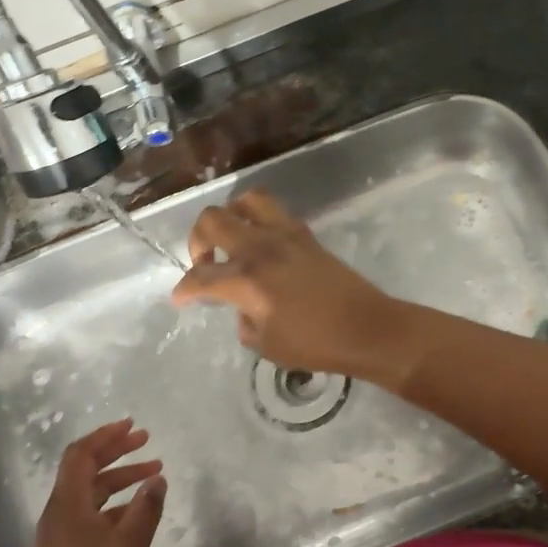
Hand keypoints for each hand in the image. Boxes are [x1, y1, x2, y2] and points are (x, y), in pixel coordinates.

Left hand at [11, 419, 165, 546]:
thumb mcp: (130, 544)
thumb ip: (146, 507)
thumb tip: (157, 478)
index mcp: (67, 503)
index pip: (81, 454)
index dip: (106, 436)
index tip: (134, 426)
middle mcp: (58, 513)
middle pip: (84, 471)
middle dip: (116, 453)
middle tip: (147, 442)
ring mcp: (58, 536)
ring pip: (89, 494)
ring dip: (118, 480)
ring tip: (152, 477)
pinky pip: (88, 515)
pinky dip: (113, 505)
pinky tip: (135, 514)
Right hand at [170, 190, 414, 382]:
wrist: (367, 327)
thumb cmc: (316, 345)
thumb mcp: (266, 344)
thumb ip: (243, 319)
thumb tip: (242, 304)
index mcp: (248, 281)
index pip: (202, 278)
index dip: (184, 290)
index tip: (181, 299)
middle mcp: (262, 249)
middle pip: (213, 220)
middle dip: (197, 239)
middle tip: (203, 262)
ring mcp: (286, 236)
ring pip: (246, 202)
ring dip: (230, 216)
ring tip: (231, 241)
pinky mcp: (306, 235)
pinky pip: (273, 213)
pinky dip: (258, 221)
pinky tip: (261, 246)